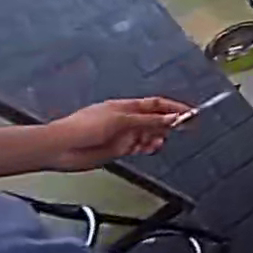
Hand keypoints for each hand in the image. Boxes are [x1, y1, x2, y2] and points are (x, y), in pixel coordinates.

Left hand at [44, 97, 186, 170]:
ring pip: (150, 134)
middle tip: (184, 128)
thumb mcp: (122, 120)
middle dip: (170, 123)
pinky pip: (141, 147)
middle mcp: (127, 120)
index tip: (191, 113)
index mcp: (126, 107)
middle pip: (156, 119)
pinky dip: (148, 147)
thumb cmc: (84, 128)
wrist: (60, 148)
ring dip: (158, 137)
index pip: (157, 104)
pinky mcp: (120, 148)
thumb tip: (174, 118)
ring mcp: (124, 134)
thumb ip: (150, 120)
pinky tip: (149, 148)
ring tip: (159, 141)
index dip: (175, 107)